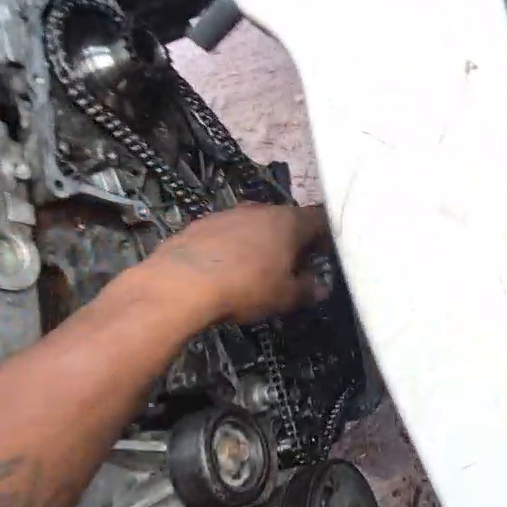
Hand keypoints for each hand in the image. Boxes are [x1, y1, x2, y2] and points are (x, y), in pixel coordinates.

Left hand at [126, 204, 331, 323]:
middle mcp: (260, 209)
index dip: (325, 237)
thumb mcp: (284, 297)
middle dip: (292, 240)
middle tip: (293, 267)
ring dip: (261, 242)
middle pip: (286, 220)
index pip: (319, 219)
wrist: (180, 284)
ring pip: (255, 224)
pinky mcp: (200, 223)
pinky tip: (226, 269)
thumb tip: (321, 288)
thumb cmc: (245, 287)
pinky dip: (233, 246)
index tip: (323, 256)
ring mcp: (228, 213)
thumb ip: (307, 290)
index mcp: (288, 222)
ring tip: (258, 269)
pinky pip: (227, 232)